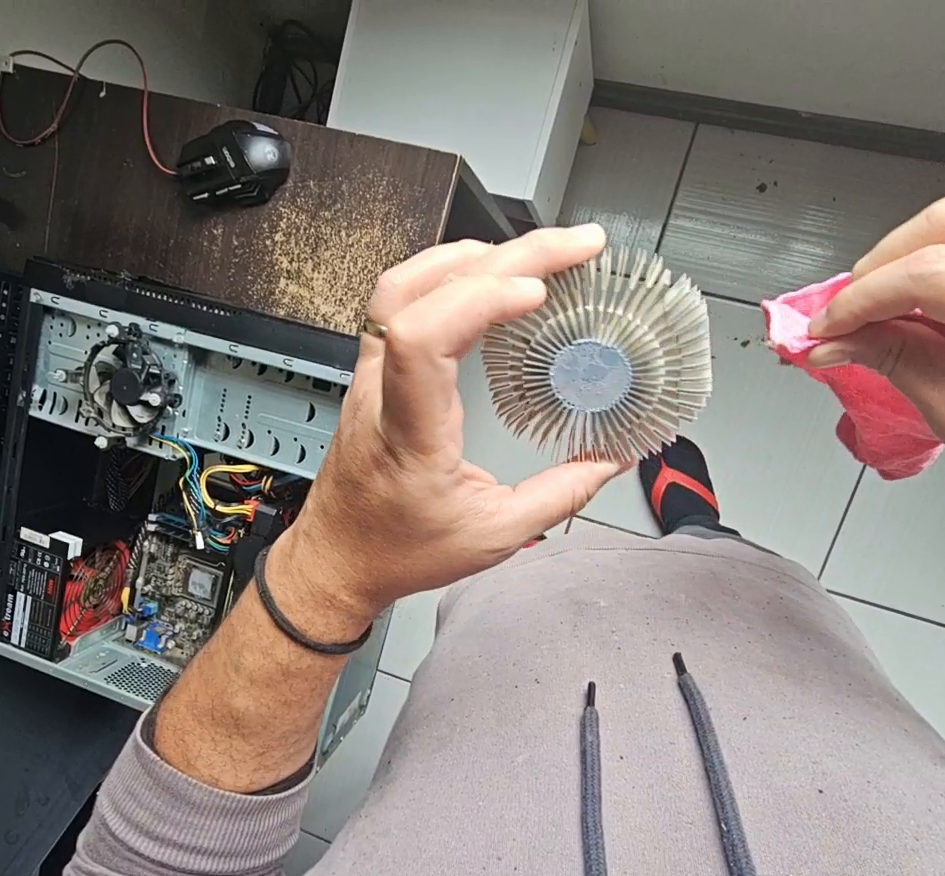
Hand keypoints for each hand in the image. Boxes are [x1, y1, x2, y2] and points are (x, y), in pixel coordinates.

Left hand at [266, 224, 625, 627]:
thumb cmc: (395, 551)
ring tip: (534, 252)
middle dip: (509, 255)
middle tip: (575, 248)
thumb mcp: (492, 537)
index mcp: (410, 435)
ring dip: (471, 255)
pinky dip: (448, 273)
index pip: (421, 338)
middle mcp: (381, 395)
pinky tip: (484, 275)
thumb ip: (558, 497)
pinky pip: (398, 301)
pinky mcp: (372, 376)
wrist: (338, 558)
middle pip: (423, 292)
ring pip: (401, 284)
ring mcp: (370, 379)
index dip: (480, 299)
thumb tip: (606, 463)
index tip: (536, 292)